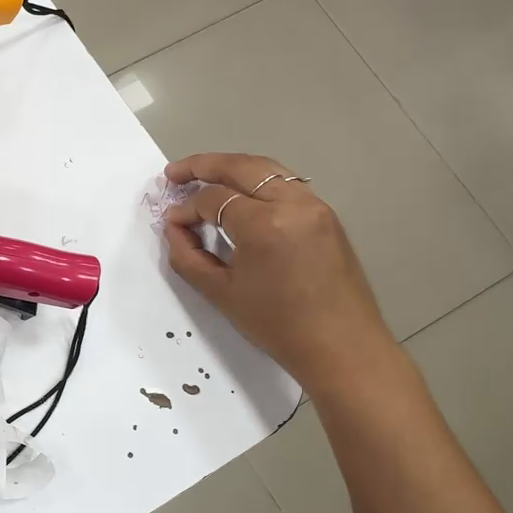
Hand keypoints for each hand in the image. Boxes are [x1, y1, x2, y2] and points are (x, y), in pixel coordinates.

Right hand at [162, 152, 397, 393]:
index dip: (186, 208)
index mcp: (264, 224)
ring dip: (232, 168)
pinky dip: (257, 182)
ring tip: (203, 175)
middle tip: (173, 173)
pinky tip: (240, 196)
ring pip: (267, 169)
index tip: (170, 223)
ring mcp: (315, 206)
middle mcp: (293, 204)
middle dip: (203, 165)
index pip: (213, 199)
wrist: (341, 346)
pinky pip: (286, 185)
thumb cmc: (276, 324)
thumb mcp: (219, 292)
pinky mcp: (327, 215)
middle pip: (242, 167)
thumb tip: (175, 227)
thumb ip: (188, 255)